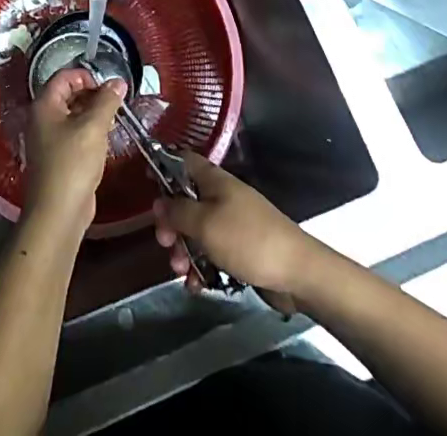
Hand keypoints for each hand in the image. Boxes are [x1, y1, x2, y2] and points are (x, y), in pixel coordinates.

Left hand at [23, 69, 126, 233]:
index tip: (109, 87)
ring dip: (93, 113)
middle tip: (116, 103)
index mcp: (44, 105)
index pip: (64, 77)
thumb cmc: (73, 163)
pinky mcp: (58, 156)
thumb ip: (107, 102)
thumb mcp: (93, 127)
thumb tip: (118, 81)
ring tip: (114, 119)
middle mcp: (42, 118)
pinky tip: (106, 138)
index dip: (86, 76)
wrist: (58, 210)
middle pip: (67, 95)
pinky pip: (74, 133)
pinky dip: (89, 131)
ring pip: (72, 115)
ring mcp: (48, 138)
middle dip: (92, 94)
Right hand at [153, 154, 318, 301]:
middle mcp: (222, 198)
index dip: (164, 167)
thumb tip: (158, 202)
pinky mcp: (240, 249)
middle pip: (185, 201)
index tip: (147, 184)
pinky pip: (211, 252)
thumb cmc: (247, 240)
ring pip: (196, 231)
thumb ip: (177, 211)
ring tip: (181, 271)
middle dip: (170, 224)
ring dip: (183, 250)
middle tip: (165, 243)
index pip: (183, 161)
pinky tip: (196, 285)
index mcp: (215, 181)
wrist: (299, 273)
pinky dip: (201, 266)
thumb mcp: (204, 223)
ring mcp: (232, 224)